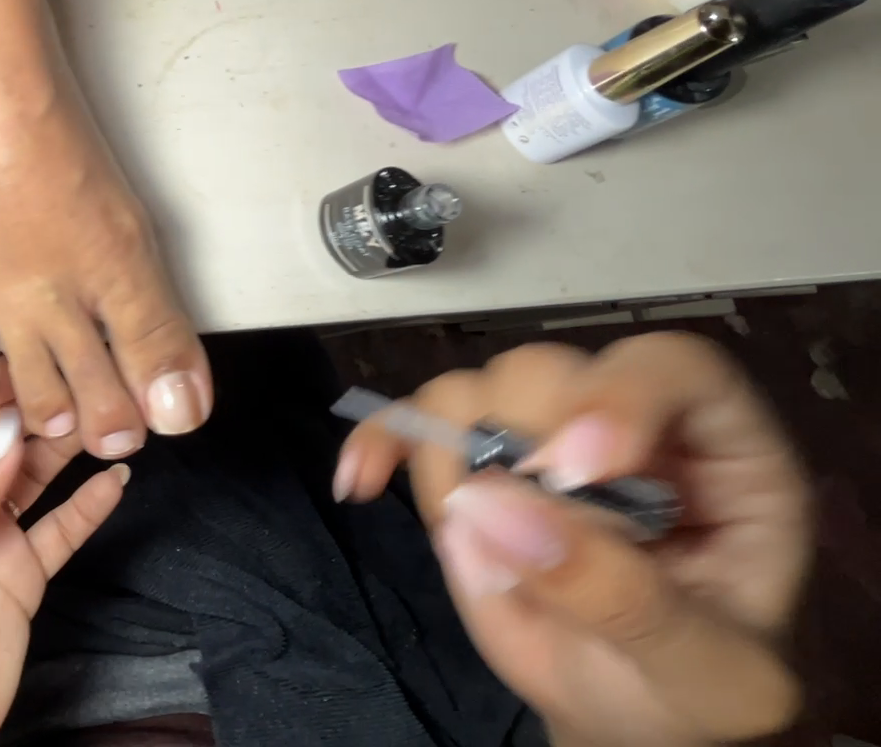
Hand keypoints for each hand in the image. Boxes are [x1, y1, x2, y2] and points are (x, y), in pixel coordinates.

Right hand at [0, 0, 213, 459]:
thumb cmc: (31, 86)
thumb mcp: (117, 189)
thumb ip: (147, 302)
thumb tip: (180, 395)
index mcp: (94, 267)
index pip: (129, 370)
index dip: (142, 406)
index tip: (148, 422)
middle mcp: (26, 289)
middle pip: (62, 383)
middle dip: (90, 415)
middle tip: (97, 435)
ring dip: (18, 400)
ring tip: (32, 415)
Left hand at [0, 376, 128, 746]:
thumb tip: (4, 436)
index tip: (18, 365)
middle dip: (27, 412)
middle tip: (70, 382)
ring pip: (32, 477)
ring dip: (62, 448)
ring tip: (98, 414)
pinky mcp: (23, 572)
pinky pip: (61, 530)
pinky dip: (89, 505)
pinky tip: (114, 478)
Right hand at [336, 334, 810, 746]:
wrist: (605, 699)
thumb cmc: (681, 687)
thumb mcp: (699, 672)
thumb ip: (620, 597)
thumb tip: (497, 509)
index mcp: (710, 455)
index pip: (668, 370)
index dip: (618, 396)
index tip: (575, 471)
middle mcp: (610, 423)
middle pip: (543, 371)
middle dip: (514, 444)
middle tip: (513, 527)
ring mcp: (521, 433)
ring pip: (463, 391)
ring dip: (446, 464)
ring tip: (469, 548)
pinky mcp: (454, 454)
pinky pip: (399, 419)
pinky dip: (374, 444)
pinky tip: (358, 483)